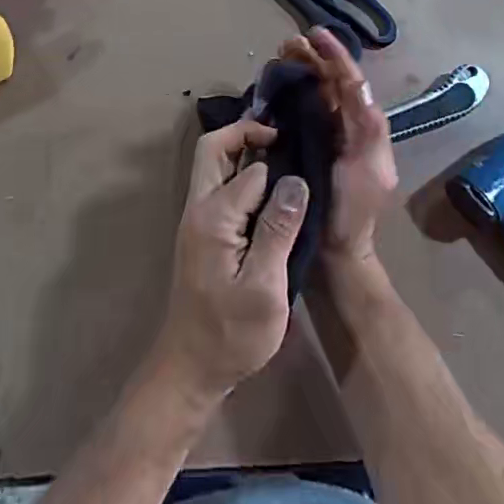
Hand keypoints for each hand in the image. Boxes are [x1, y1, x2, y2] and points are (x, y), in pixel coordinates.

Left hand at [150, 119, 308, 402]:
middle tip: (288, 136)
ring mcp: (199, 221)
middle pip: (213, 149)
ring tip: (289, 153)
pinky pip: (222, 187)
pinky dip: (245, 174)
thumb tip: (296, 179)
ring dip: (246, 151)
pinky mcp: (205, 234)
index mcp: (213, 217)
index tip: (312, 158)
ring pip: (216, 166)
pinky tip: (276, 188)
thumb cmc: (231, 334)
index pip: (251, 169)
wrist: (191, 371)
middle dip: (248, 132)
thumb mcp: (265, 287)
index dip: (281, 162)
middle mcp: (199, 209)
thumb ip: (279, 229)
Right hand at [278, 28, 397, 266]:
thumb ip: (369, 127)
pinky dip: (290, 95)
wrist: (336, 252)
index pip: (350, 81)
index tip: (314, 33)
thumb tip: (358, 83)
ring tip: (281, 56)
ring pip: (315, 93)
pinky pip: (301, 113)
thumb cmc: (354, 212)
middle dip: (312, 58)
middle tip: (287, 43)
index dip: (334, 55)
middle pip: (330, 82)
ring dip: (301, 71)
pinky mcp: (308, 147)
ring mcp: (328, 135)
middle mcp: (348, 124)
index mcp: (365, 125)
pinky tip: (275, 87)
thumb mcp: (371, 170)